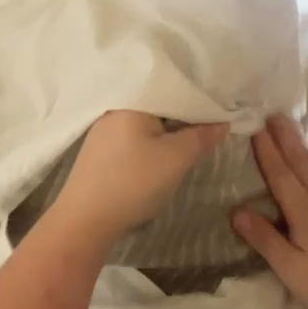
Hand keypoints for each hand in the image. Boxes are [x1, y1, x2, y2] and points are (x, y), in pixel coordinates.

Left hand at [47, 110, 228, 247]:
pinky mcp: (99, 151)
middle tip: (211, 123)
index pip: (172, 87)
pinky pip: (133, 137)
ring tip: (192, 138)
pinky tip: (162, 153)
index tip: (220, 108)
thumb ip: (201, 136)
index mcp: (131, 101)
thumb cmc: (133, 182)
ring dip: (167, 130)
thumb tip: (222, 122)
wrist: (85, 220)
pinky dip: (151, 142)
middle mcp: (115, 109)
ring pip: (146, 123)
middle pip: (159, 105)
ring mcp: (103, 130)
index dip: (198, 98)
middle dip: (183, 115)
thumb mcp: (176, 158)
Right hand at [233, 115, 307, 308]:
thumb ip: (265, 238)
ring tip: (293, 132)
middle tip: (275, 114)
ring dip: (302, 150)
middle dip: (286, 139)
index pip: (281, 175)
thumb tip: (236, 211)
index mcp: (305, 212)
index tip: (255, 128)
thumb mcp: (290, 268)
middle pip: (302, 165)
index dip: (267, 152)